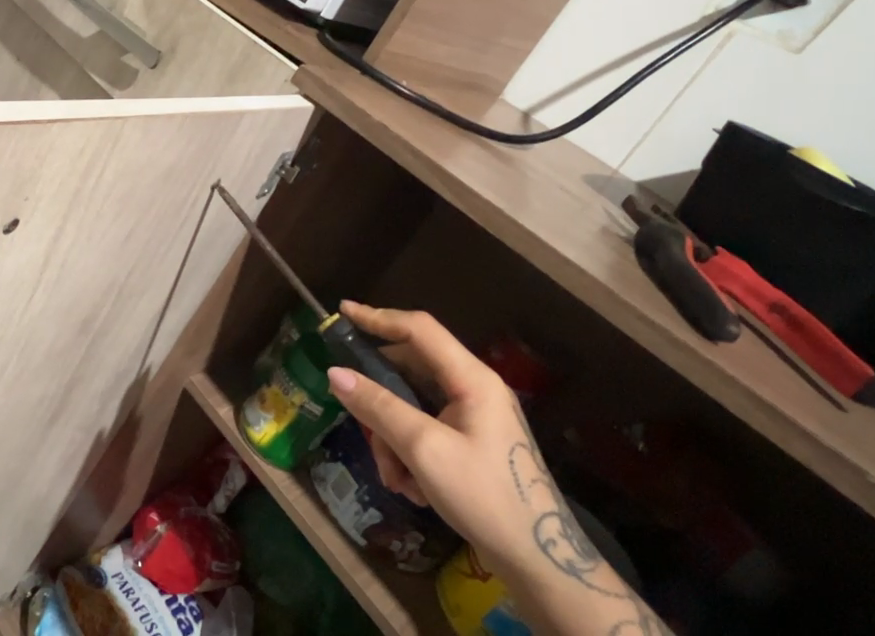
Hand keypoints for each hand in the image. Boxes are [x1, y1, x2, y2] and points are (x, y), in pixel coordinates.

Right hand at [328, 303, 666, 635]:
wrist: (539, 561)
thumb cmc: (484, 496)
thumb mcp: (424, 449)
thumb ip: (379, 406)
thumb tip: (335, 373)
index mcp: (472, 379)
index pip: (418, 329)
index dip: (378, 317)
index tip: (342, 312)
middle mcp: (474, 389)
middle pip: (410, 371)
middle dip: (380, 402)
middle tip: (359, 423)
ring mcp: (474, 417)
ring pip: (412, 406)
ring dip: (393, 438)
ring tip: (394, 477)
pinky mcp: (471, 443)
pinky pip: (425, 431)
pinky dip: (409, 453)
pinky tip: (411, 487)